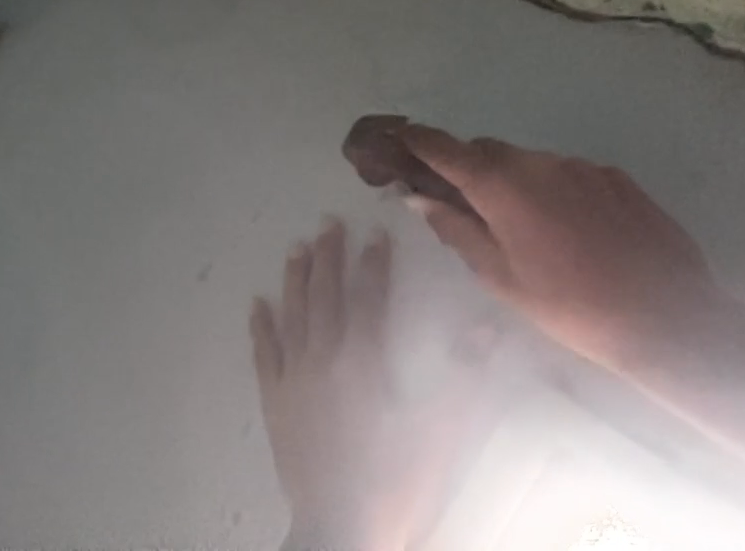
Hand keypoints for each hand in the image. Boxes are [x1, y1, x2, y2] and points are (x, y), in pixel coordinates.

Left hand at [251, 219, 491, 550]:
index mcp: (364, 360)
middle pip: (325, 295)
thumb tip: (487, 327)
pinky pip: (263, 352)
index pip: (369, 298)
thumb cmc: (395, 482)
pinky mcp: (272, 400)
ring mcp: (292, 377)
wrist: (340, 528)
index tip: (375, 233)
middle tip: (328, 223)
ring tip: (296, 249)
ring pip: (292, 314)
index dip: (373, 264)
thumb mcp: (441, 432)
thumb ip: (466, 378)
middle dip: (329, 257)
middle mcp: (323, 357)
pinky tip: (257, 304)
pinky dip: (261, 325)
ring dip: (295, 279)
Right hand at [399, 126, 721, 371]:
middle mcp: (537, 162)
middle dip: (466, 169)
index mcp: (501, 186)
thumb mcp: (500, 277)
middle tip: (464, 205)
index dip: (414, 139)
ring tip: (527, 229)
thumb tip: (419, 197)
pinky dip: (553, 190)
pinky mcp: (616, 178)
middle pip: (485, 151)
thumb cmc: (571, 306)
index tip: (394, 135)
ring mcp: (581, 167)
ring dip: (512, 182)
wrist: (672, 320)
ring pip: (527, 162)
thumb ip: (455, 229)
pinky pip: (567, 174)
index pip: (443, 148)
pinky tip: (571, 230)